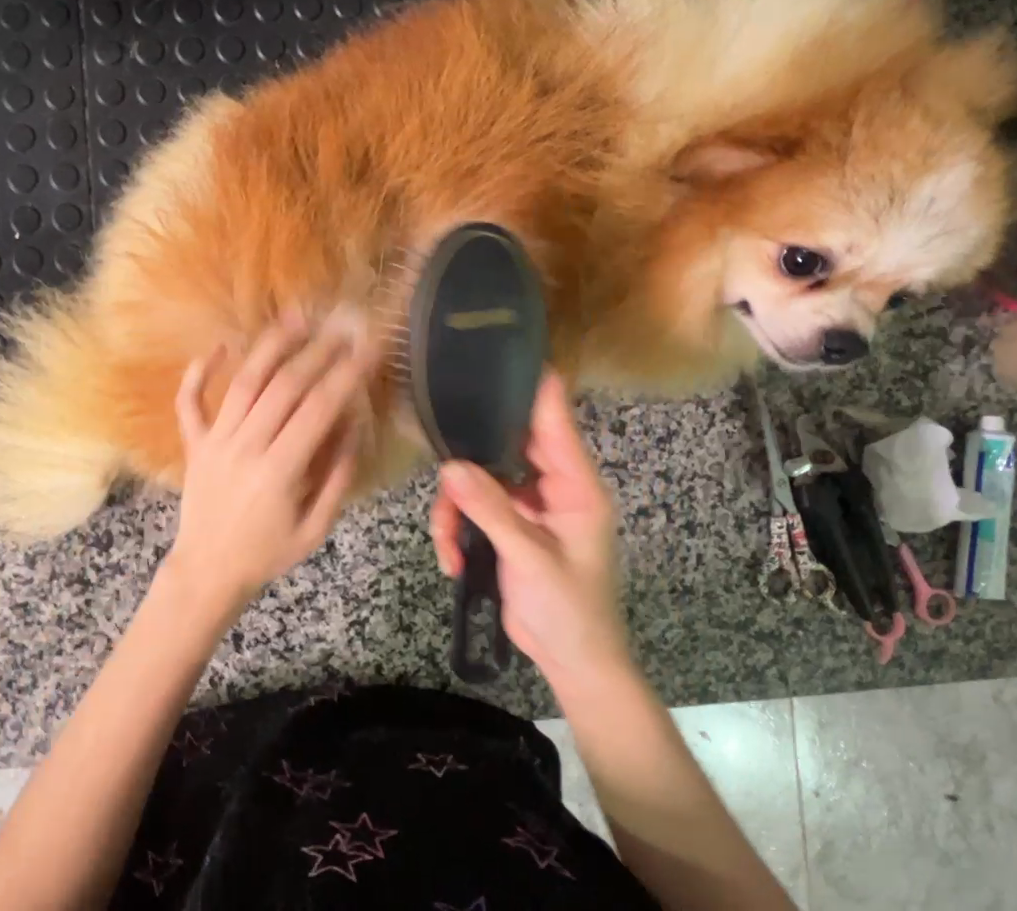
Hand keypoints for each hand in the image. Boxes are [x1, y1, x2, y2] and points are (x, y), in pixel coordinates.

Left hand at [165, 315, 371, 611]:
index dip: (345, 375)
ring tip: (295, 319)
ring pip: (242, 383)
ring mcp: (215, 442)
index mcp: (279, 471)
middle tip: (341, 328)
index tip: (367, 349)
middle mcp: (245, 447)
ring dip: (269, 347)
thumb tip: (353, 427)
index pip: (318, 409)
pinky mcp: (194, 444)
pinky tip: (219, 345)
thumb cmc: (267, 554)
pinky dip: (199, 372)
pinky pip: (190, 403)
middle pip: (282, 387)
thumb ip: (336, 478)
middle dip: (316, 352)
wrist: (208, 571)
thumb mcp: (315, 529)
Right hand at [430, 374, 631, 689]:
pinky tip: (451, 560)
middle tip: (441, 468)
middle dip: (469, 462)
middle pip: (504, 447)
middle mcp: (552, 488)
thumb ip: (491, 510)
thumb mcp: (530, 558)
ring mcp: (528, 507)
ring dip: (455, 512)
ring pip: (478, 481)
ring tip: (447, 546)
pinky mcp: (508, 527)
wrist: (573, 661)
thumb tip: (450, 466)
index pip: (554, 423)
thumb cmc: (569, 609)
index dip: (532, 389)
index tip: (501, 355)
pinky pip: (472, 510)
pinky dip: (456, 531)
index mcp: (575, 487)